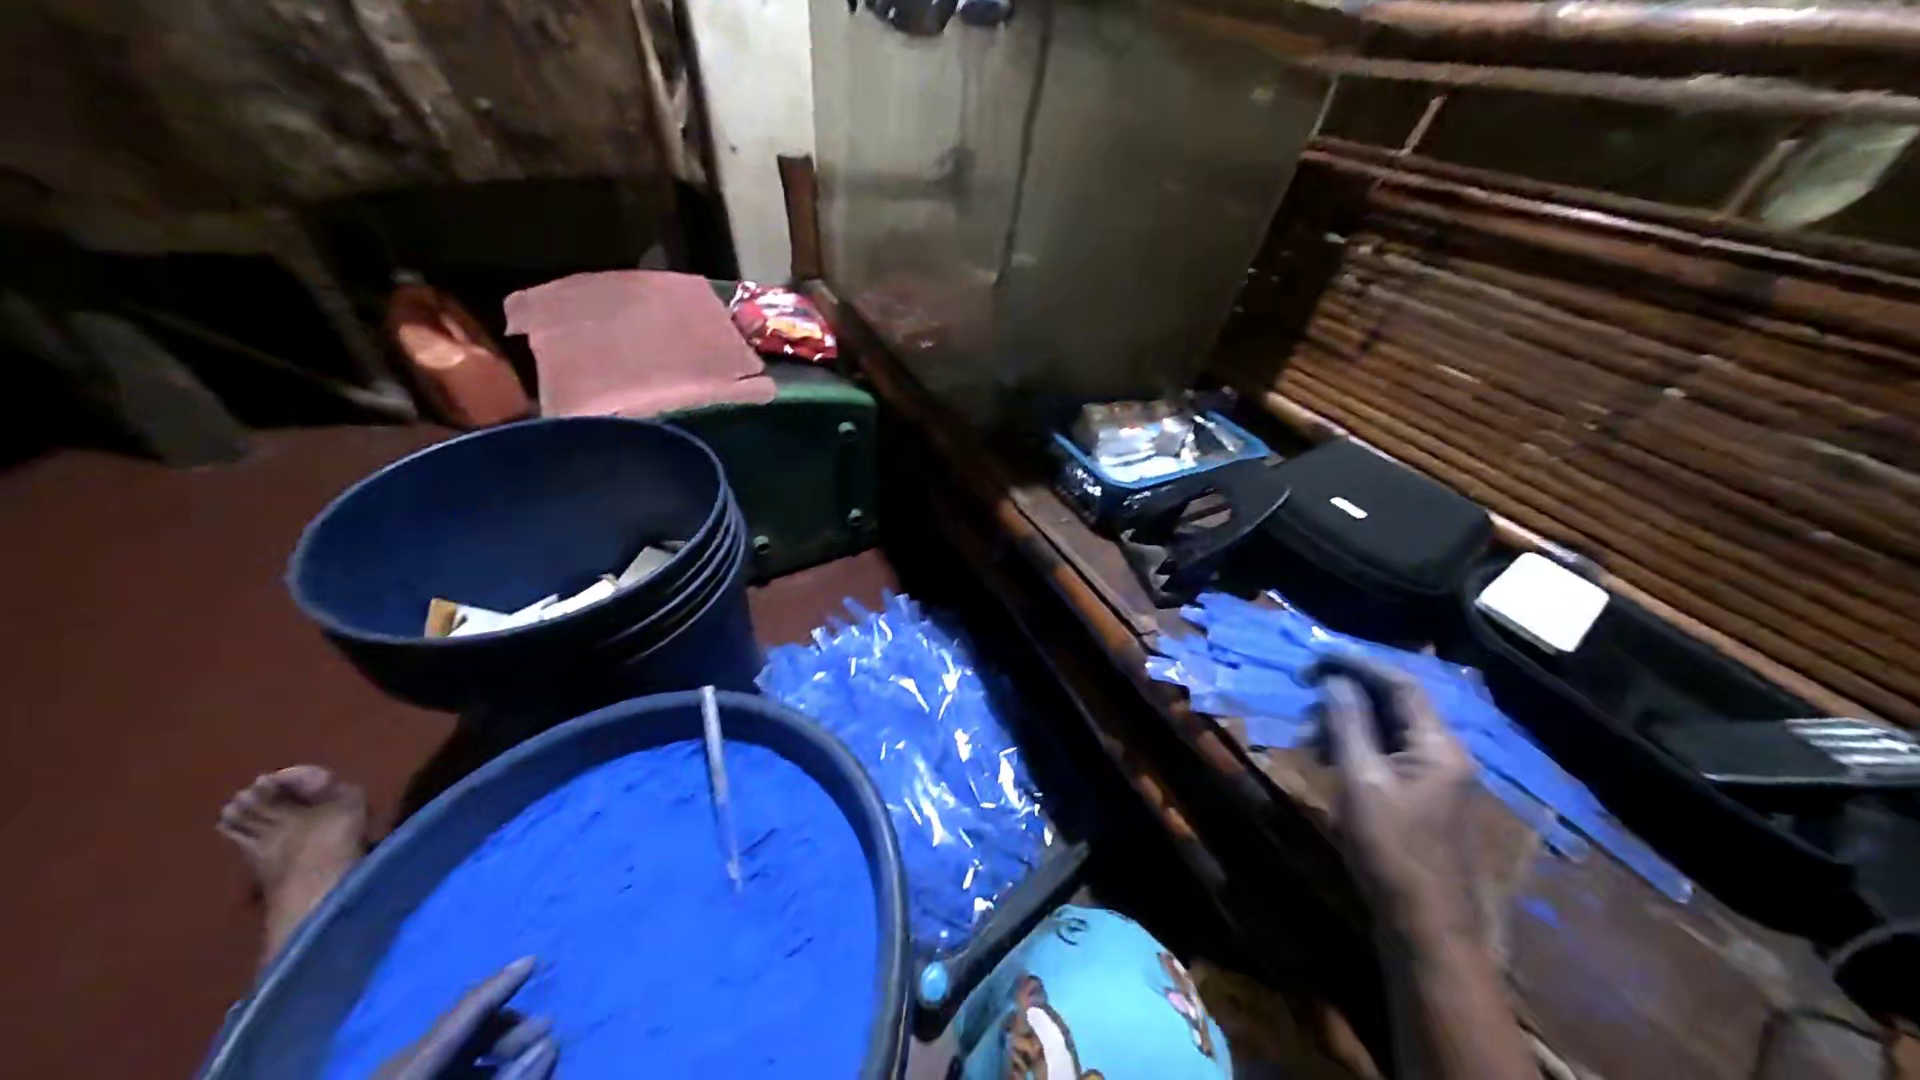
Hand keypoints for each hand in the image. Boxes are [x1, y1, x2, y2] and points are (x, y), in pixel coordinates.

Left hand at [372, 956, 557, 1079]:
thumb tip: (548, 1043)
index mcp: (407, 1074)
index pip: (459, 1018)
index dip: (497, 987)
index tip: (533, 960)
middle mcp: (399, 1072)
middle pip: (458, 1032)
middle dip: (506, 1025)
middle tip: (545, 1029)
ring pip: (453, 1052)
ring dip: (494, 1049)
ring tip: (530, 1057)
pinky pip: (444, 1071)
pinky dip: (478, 1069)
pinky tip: (501, 1076)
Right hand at [1314, 656, 1474, 917]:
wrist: (1425, 922)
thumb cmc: (1389, 847)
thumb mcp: (1359, 779)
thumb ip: (1347, 723)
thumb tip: (1334, 680)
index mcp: (1438, 745)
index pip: (1399, 684)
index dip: (1357, 663)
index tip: (1315, 655)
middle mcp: (1443, 753)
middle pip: (1394, 704)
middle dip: (1346, 695)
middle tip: (1305, 696)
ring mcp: (1435, 776)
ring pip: (1386, 729)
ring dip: (1345, 723)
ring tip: (1309, 737)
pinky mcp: (1421, 796)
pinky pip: (1385, 754)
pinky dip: (1354, 747)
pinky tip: (1326, 760)